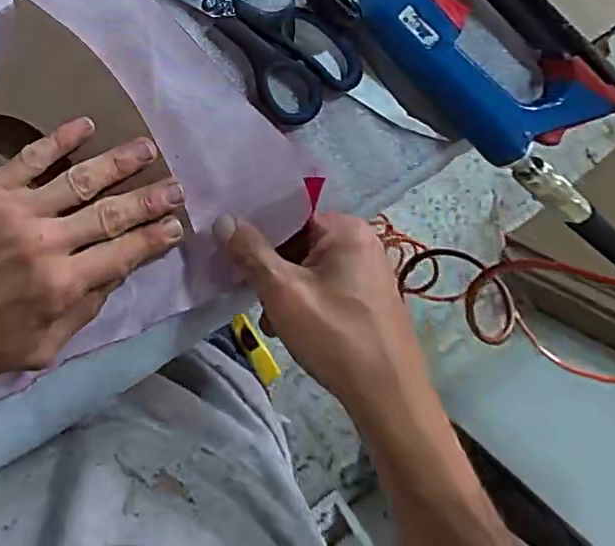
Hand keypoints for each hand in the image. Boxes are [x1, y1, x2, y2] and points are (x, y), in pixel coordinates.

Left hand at [0, 117, 186, 385]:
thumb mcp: (41, 347)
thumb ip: (85, 310)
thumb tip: (120, 271)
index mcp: (62, 287)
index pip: (123, 254)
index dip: (154, 237)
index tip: (177, 222)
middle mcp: (48, 244)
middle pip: (111, 213)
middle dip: (149, 198)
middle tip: (176, 184)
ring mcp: (20, 211)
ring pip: (81, 179)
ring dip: (119, 162)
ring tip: (147, 148)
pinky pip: (32, 158)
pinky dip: (62, 139)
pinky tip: (87, 125)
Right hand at [214, 211, 427, 408]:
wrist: (390, 400)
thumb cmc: (336, 337)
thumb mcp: (284, 293)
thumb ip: (251, 253)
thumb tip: (224, 219)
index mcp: (346, 228)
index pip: (290, 215)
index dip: (257, 232)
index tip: (230, 251)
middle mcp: (361, 240)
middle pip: (299, 241)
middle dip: (271, 268)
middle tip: (249, 294)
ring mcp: (368, 269)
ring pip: (310, 266)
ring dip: (285, 289)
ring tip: (271, 320)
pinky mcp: (369, 296)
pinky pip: (326, 284)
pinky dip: (305, 300)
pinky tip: (291, 327)